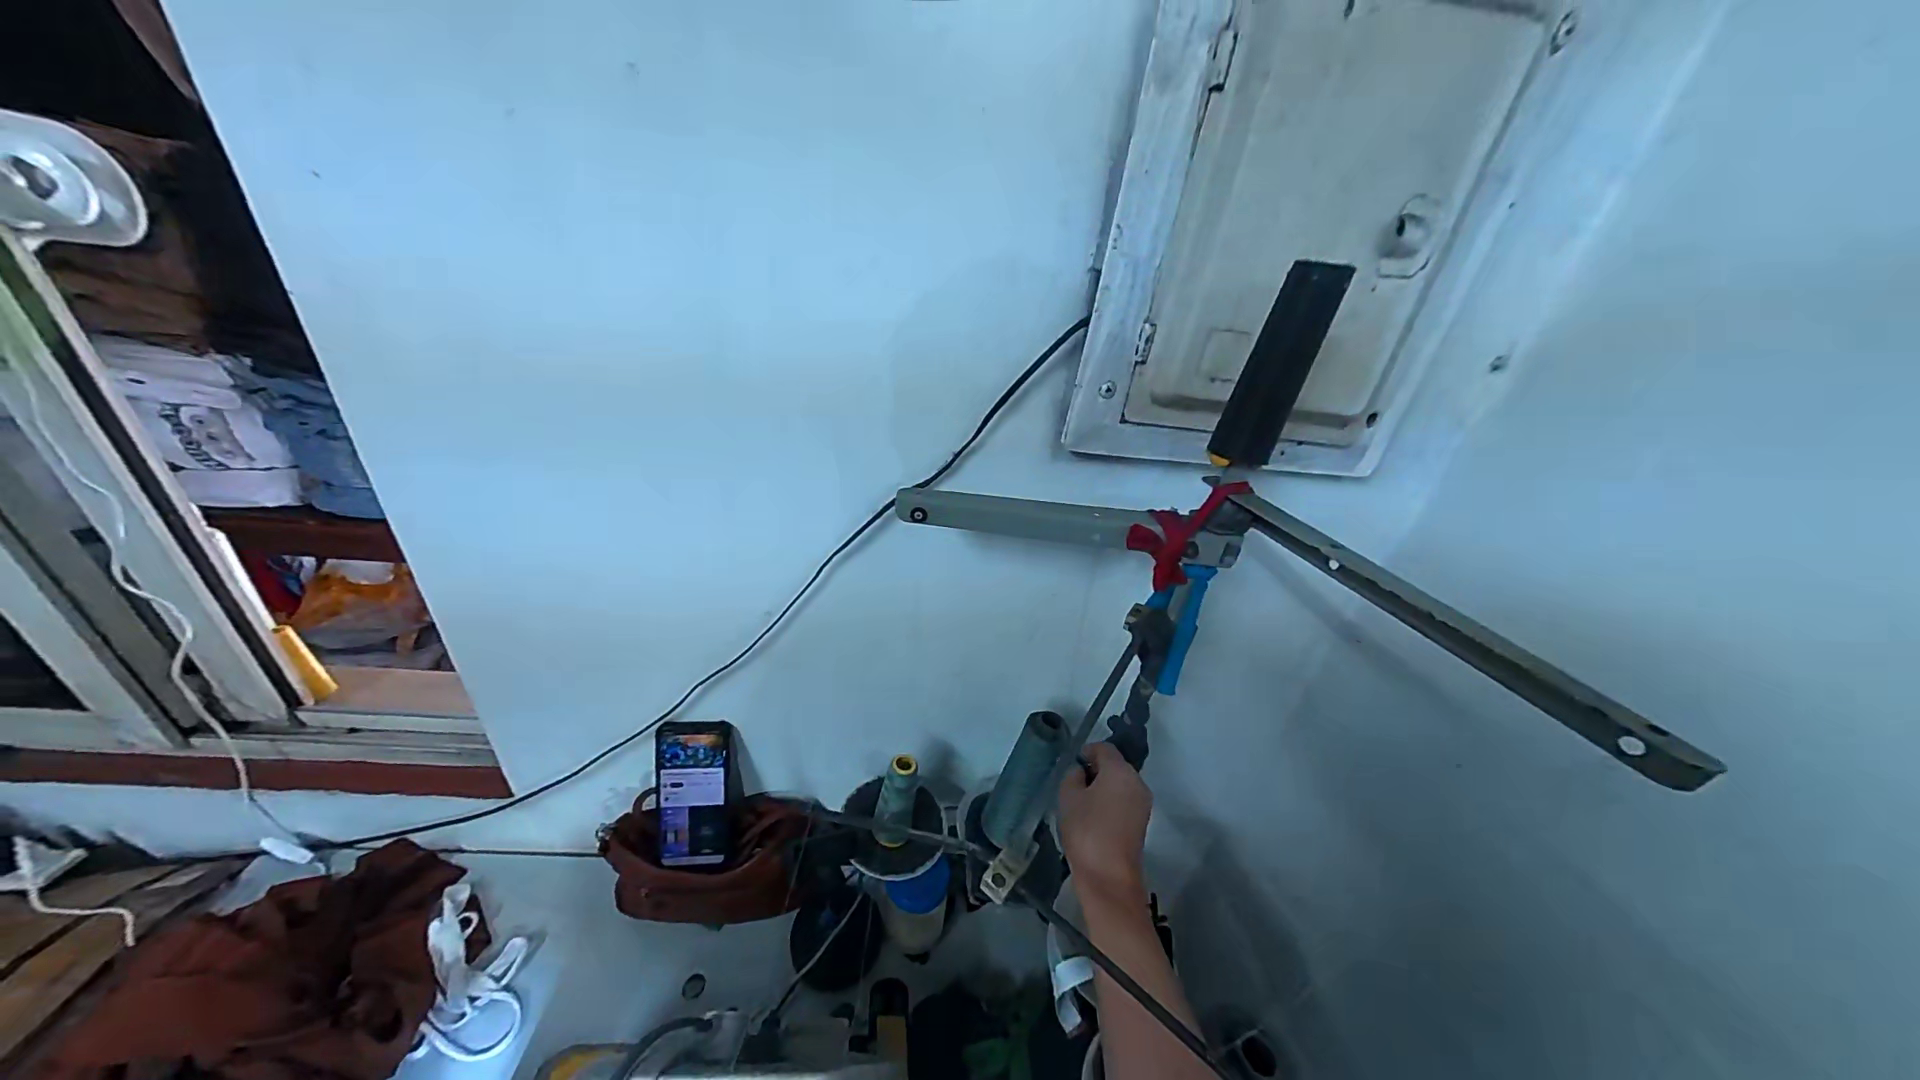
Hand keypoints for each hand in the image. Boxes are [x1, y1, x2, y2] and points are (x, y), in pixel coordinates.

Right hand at [1058, 741, 1151, 903]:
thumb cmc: (1086, 831)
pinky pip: (1124, 800)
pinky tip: (1093, 817)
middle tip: (1073, 785)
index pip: (1105, 748)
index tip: (1071, 765)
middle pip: (1115, 765)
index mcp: (1121, 771)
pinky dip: (1110, 802)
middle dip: (1095, 770)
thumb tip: (1081, 772)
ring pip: (1120, 784)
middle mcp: (1137, 782)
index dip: (1086, 751)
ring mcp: (1143, 803)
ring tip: (1081, 803)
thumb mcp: (1068, 797)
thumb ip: (1072, 776)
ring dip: (1103, 787)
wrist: (1109, 877)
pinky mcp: (1141, 822)